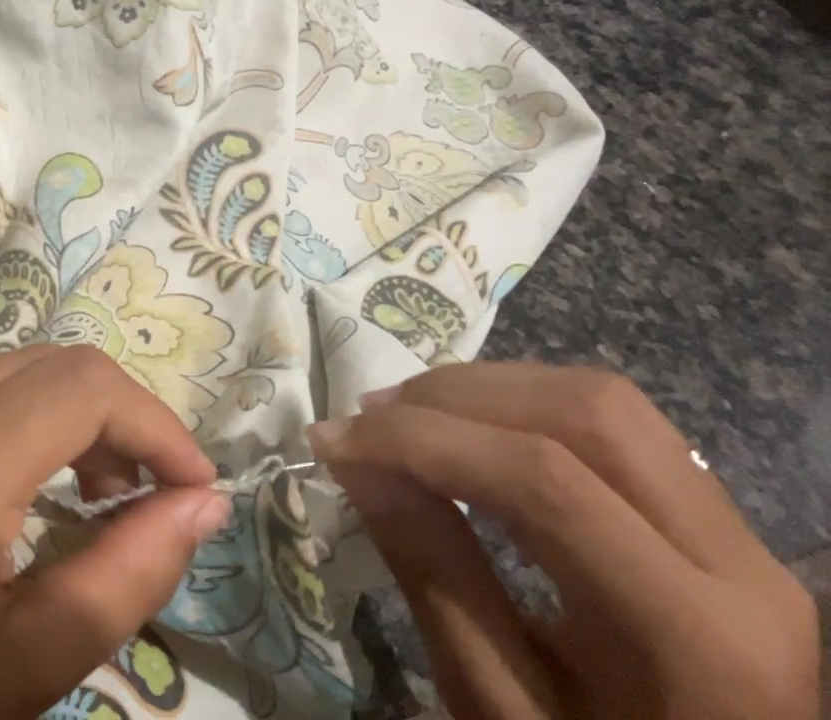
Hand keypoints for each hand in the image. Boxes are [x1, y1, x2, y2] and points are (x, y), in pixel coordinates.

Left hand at [0, 345, 231, 718]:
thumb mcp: (29, 657)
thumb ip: (129, 571)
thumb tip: (200, 500)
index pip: (80, 384)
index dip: (153, 422)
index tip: (186, 484)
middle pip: (34, 365)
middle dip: (104, 418)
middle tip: (127, 494)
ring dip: (41, 421)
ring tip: (65, 493)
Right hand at [308, 362, 819, 719]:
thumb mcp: (497, 703)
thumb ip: (432, 575)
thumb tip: (354, 460)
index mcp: (691, 633)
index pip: (544, 481)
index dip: (421, 441)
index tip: (332, 441)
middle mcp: (741, 565)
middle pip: (590, 416)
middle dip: (456, 397)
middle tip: (368, 419)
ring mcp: (744, 540)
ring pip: (610, 404)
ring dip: (490, 389)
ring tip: (407, 415)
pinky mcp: (724, 527)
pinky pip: (624, 430)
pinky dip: (527, 407)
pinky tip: (470, 430)